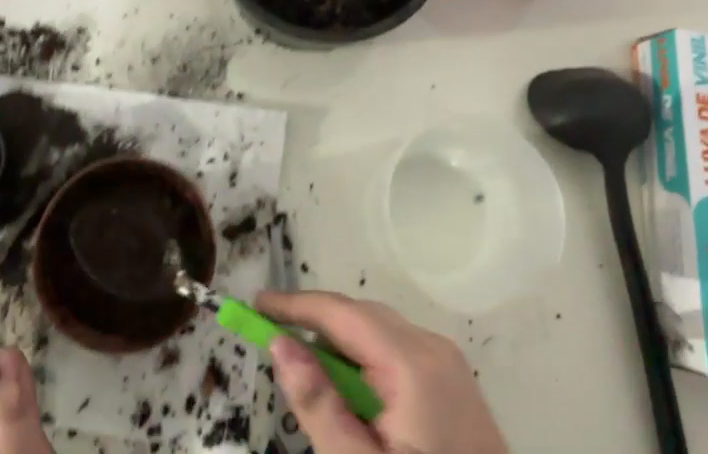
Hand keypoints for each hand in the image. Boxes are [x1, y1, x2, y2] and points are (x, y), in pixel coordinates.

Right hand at [257, 290, 508, 453]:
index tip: (254, 305)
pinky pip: (399, 350)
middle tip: (272, 341)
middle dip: (315, 323)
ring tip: (309, 376)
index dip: (295, 305)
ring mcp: (448, 361)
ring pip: (380, 331)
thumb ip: (318, 403)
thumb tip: (280, 345)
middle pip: (362, 316)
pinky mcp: (453, 380)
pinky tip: (350, 393)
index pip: (342, 313)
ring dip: (340, 343)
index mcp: (411, 361)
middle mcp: (432, 346)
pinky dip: (366, 359)